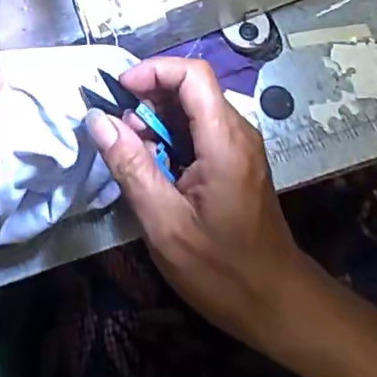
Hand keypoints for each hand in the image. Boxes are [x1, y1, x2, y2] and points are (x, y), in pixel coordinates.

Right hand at [84, 57, 318, 349]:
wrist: (279, 305)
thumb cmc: (222, 271)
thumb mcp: (165, 224)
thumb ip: (131, 166)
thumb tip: (98, 119)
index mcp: (225, 141)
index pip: (192, 74)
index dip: (153, 71)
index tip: (119, 91)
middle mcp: (237, 132)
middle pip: (191, 86)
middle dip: (148, 97)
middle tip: (119, 132)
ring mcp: (240, 145)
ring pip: (193, 107)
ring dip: (157, 119)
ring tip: (133, 153)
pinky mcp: (236, 160)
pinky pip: (200, 129)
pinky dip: (170, 136)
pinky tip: (155, 167)